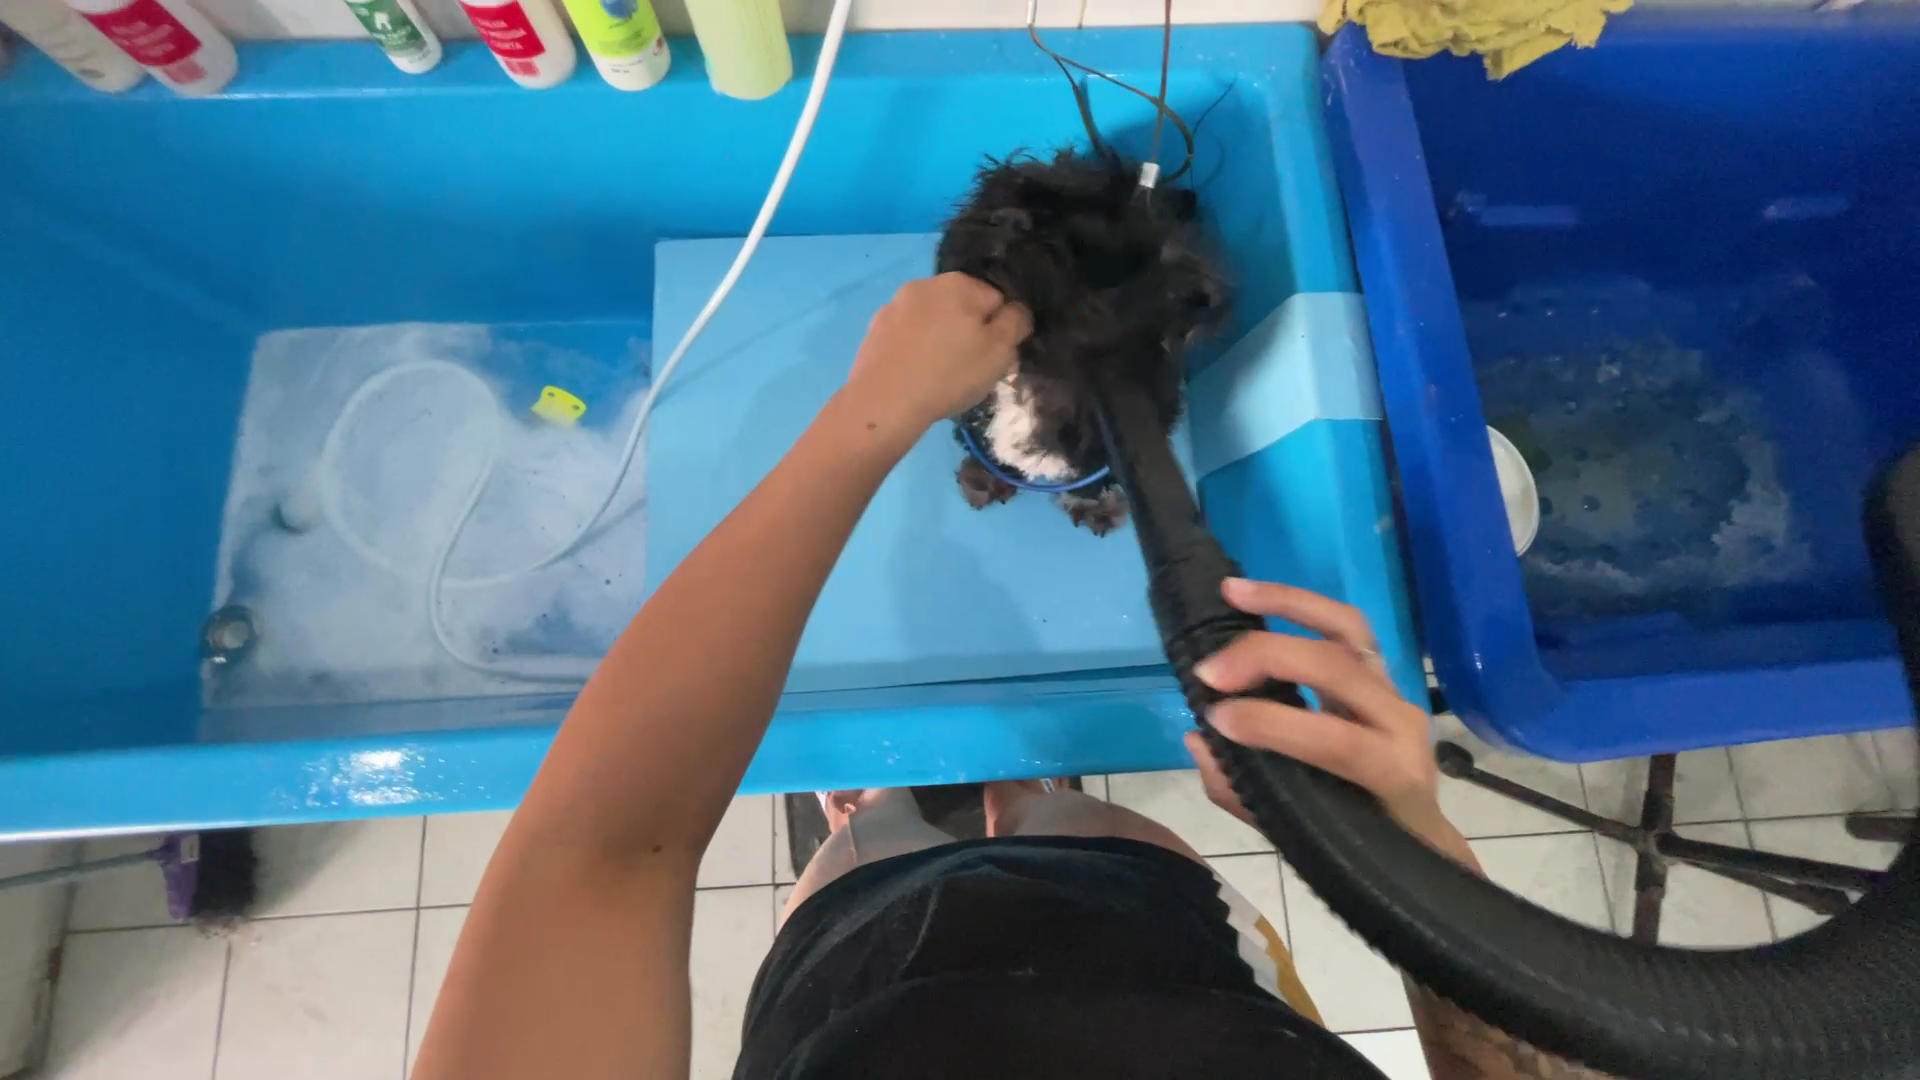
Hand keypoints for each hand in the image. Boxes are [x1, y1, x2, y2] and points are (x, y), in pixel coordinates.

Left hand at [846, 273, 1030, 427]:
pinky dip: (913, 352)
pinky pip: (906, 338)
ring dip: (939, 342)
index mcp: (959, 283)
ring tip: (938, 377)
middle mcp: (925, 284)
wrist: (884, 401)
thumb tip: (1016, 310)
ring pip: (931, 323)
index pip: (995, 301)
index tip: (992, 359)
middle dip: (967, 334)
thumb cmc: (950, 374)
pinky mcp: (874, 331)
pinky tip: (914, 377)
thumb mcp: (1000, 351)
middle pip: (961, 309)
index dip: (999, 331)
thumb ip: (1016, 323)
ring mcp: (894, 306)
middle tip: (967, 371)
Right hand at [1182, 578, 1474, 865]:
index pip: (1338, 741)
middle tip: (1208, 671)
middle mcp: (1399, 722)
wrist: (1414, 837)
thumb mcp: (1301, 833)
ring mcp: (1389, 688)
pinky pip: (1340, 624)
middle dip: (1267, 662)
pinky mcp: (1373, 668)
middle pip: (1337, 669)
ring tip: (1231, 593)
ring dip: (1284, 604)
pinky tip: (1249, 596)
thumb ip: (1246, 794)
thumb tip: (1201, 744)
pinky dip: (1294, 603)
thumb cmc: (1359, 841)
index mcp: (1391, 774)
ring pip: (1345, 628)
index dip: (1275, 726)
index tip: (1217, 720)